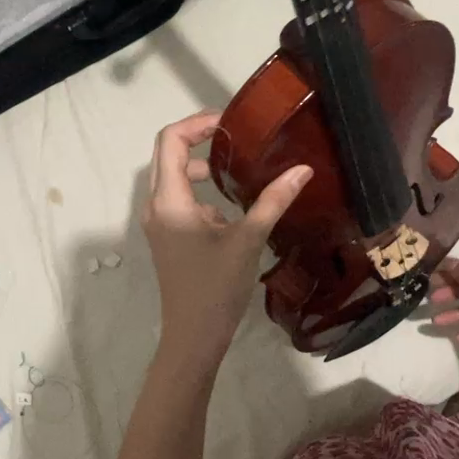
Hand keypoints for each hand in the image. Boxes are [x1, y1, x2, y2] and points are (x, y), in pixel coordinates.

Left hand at [143, 112, 311, 369]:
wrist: (194, 336)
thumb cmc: (216, 288)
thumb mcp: (247, 241)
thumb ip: (273, 201)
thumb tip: (303, 170)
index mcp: (169, 200)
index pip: (171, 140)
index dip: (198, 123)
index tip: (231, 125)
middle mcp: (156, 206)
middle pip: (168, 154)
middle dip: (198, 140)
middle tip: (236, 138)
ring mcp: (158, 224)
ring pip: (172, 179)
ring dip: (199, 168)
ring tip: (236, 171)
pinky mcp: (167, 238)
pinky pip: (178, 201)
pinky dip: (200, 194)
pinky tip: (230, 212)